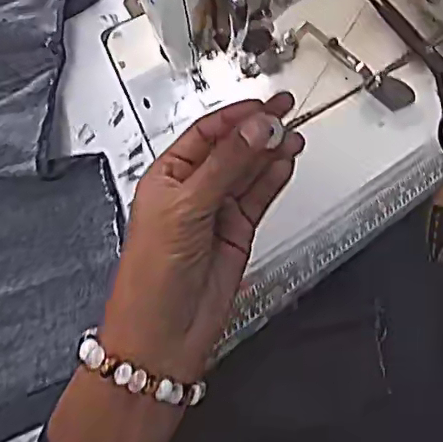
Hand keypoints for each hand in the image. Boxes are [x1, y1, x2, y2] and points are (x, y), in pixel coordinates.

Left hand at [45, 94, 303, 441]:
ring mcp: (217, 209)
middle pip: (232, 146)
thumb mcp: (187, 207)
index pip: (208, 132)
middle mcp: (194, 188)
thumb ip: (226, 164)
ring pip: (250, 169)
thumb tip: (254, 127)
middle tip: (285, 109)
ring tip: (293, 133)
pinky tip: (286, 160)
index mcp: (169, 174)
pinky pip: (260, 194)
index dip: (237, 115)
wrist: (161, 337)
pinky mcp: (237, 230)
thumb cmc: (150, 276)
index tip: (263, 104)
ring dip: (271, 150)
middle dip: (259, 127)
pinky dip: (275, 176)